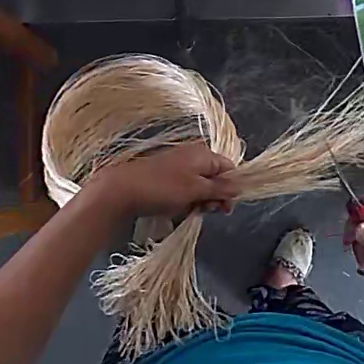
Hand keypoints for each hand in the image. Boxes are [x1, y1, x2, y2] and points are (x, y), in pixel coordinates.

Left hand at [78, 142, 239, 219]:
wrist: (122, 190)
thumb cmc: (162, 188)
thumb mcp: (196, 189)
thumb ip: (220, 187)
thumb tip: (241, 185)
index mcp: (203, 153)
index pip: (229, 168)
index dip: (231, 188)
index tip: (225, 207)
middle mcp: (192, 156)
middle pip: (215, 178)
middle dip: (214, 196)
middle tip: (205, 210)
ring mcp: (178, 166)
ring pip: (200, 186)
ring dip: (199, 200)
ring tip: (188, 210)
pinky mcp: (166, 177)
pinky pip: (185, 189)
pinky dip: (185, 200)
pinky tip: (178, 209)